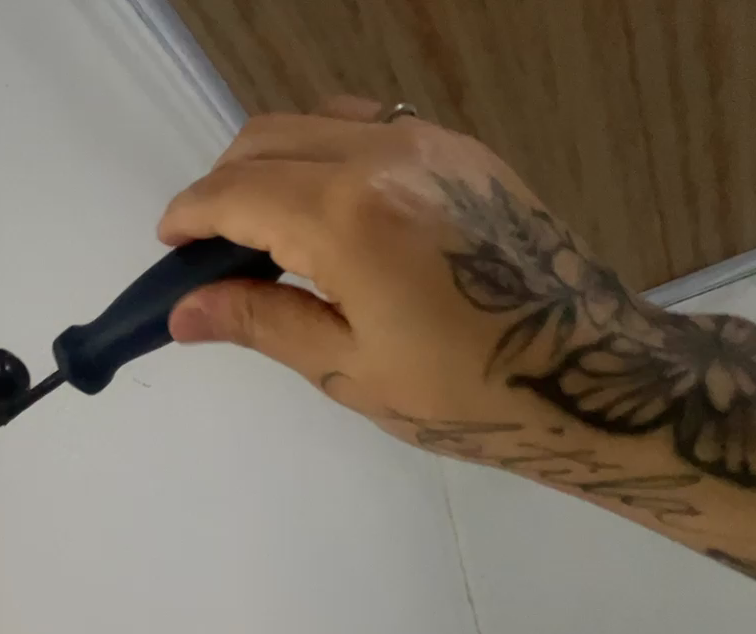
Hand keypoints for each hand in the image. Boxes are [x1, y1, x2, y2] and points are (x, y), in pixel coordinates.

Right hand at [158, 96, 646, 442]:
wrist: (588, 373)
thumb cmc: (459, 391)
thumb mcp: (344, 367)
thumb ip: (258, 322)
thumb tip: (182, 312)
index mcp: (347, 218)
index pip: (236, 192)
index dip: (188, 215)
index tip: (167, 248)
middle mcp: (383, 156)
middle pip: (265, 139)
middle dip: (220, 188)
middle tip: (207, 251)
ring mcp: (428, 141)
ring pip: (312, 121)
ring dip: (267, 164)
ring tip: (259, 231)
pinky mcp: (459, 149)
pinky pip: (363, 125)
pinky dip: (319, 153)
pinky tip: (323, 210)